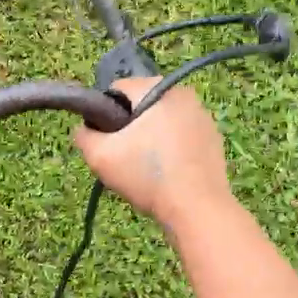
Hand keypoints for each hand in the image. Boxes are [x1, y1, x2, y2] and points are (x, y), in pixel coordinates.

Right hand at [73, 77, 233, 230]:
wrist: (197, 209)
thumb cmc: (147, 178)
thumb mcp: (100, 157)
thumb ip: (84, 135)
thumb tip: (85, 128)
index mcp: (157, 89)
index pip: (118, 89)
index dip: (104, 115)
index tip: (106, 142)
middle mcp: (184, 94)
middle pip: (141, 105)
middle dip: (129, 127)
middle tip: (124, 158)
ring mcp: (203, 116)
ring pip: (162, 121)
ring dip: (150, 138)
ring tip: (146, 169)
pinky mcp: (213, 137)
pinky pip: (181, 136)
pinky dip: (170, 149)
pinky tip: (167, 173)